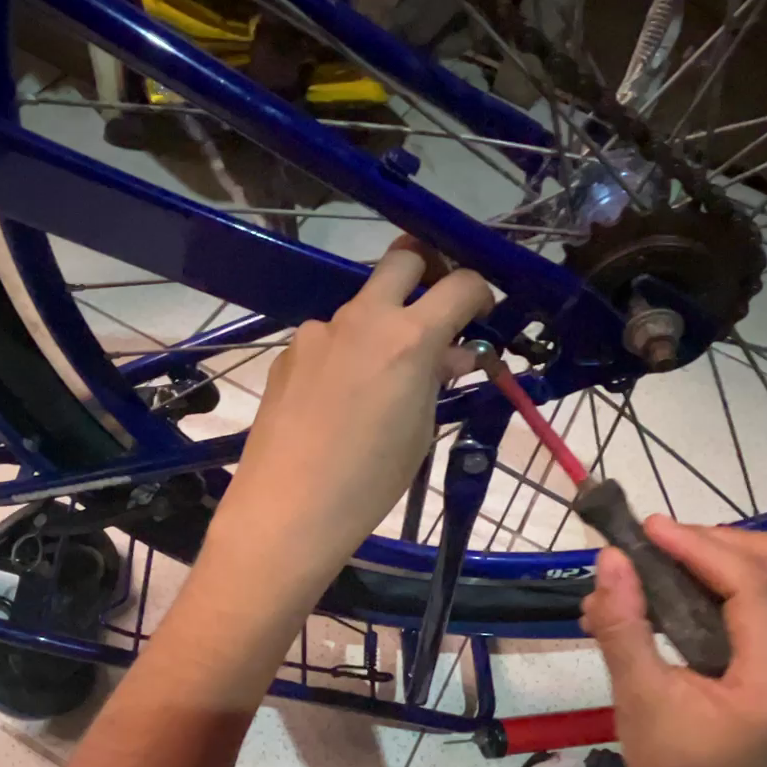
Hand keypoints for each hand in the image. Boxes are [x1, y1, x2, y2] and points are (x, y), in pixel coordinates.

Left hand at [209, 238, 492, 594]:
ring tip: (380, 380)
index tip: (480, 316)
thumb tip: (452, 355)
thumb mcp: (419, 432)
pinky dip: (345, 353)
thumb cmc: (368, 482)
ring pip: (360, 305)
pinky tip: (337, 401)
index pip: (460, 284)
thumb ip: (436, 380)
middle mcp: (361, 319)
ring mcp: (317, 332)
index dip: (479, 294)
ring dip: (380, 323)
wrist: (286, 508)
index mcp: (408, 337)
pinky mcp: (287, 353)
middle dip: (428, 271)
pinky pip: (328, 339)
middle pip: (403, 257)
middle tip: (435, 312)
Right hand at [580, 517, 766, 766]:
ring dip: (717, 555)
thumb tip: (609, 560)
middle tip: (652, 542)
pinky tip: (674, 590)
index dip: (699, 546)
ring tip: (656, 563)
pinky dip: (721, 579)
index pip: (752, 586)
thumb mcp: (638, 701)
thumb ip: (624, 627)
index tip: (646, 529)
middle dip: (713, 541)